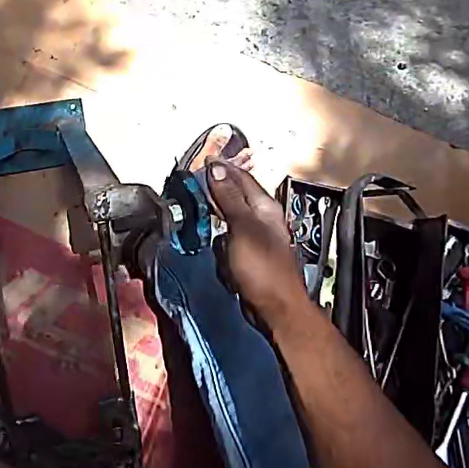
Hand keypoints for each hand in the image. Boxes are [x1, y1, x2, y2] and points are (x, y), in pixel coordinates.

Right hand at [204, 159, 318, 329]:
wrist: (275, 307)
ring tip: (202, 212)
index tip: (201, 159)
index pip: (241, 178)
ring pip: (230, 217)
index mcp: (264, 207)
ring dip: (217, 215)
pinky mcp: (249, 254)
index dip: (222, 167)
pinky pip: (229, 237)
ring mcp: (256, 236)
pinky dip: (219, 237)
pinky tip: (214, 243)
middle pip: (235, 195)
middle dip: (216, 189)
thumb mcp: (242, 227)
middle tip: (193, 184)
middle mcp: (262, 218)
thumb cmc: (261, 267)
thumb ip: (228, 197)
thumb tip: (216, 168)